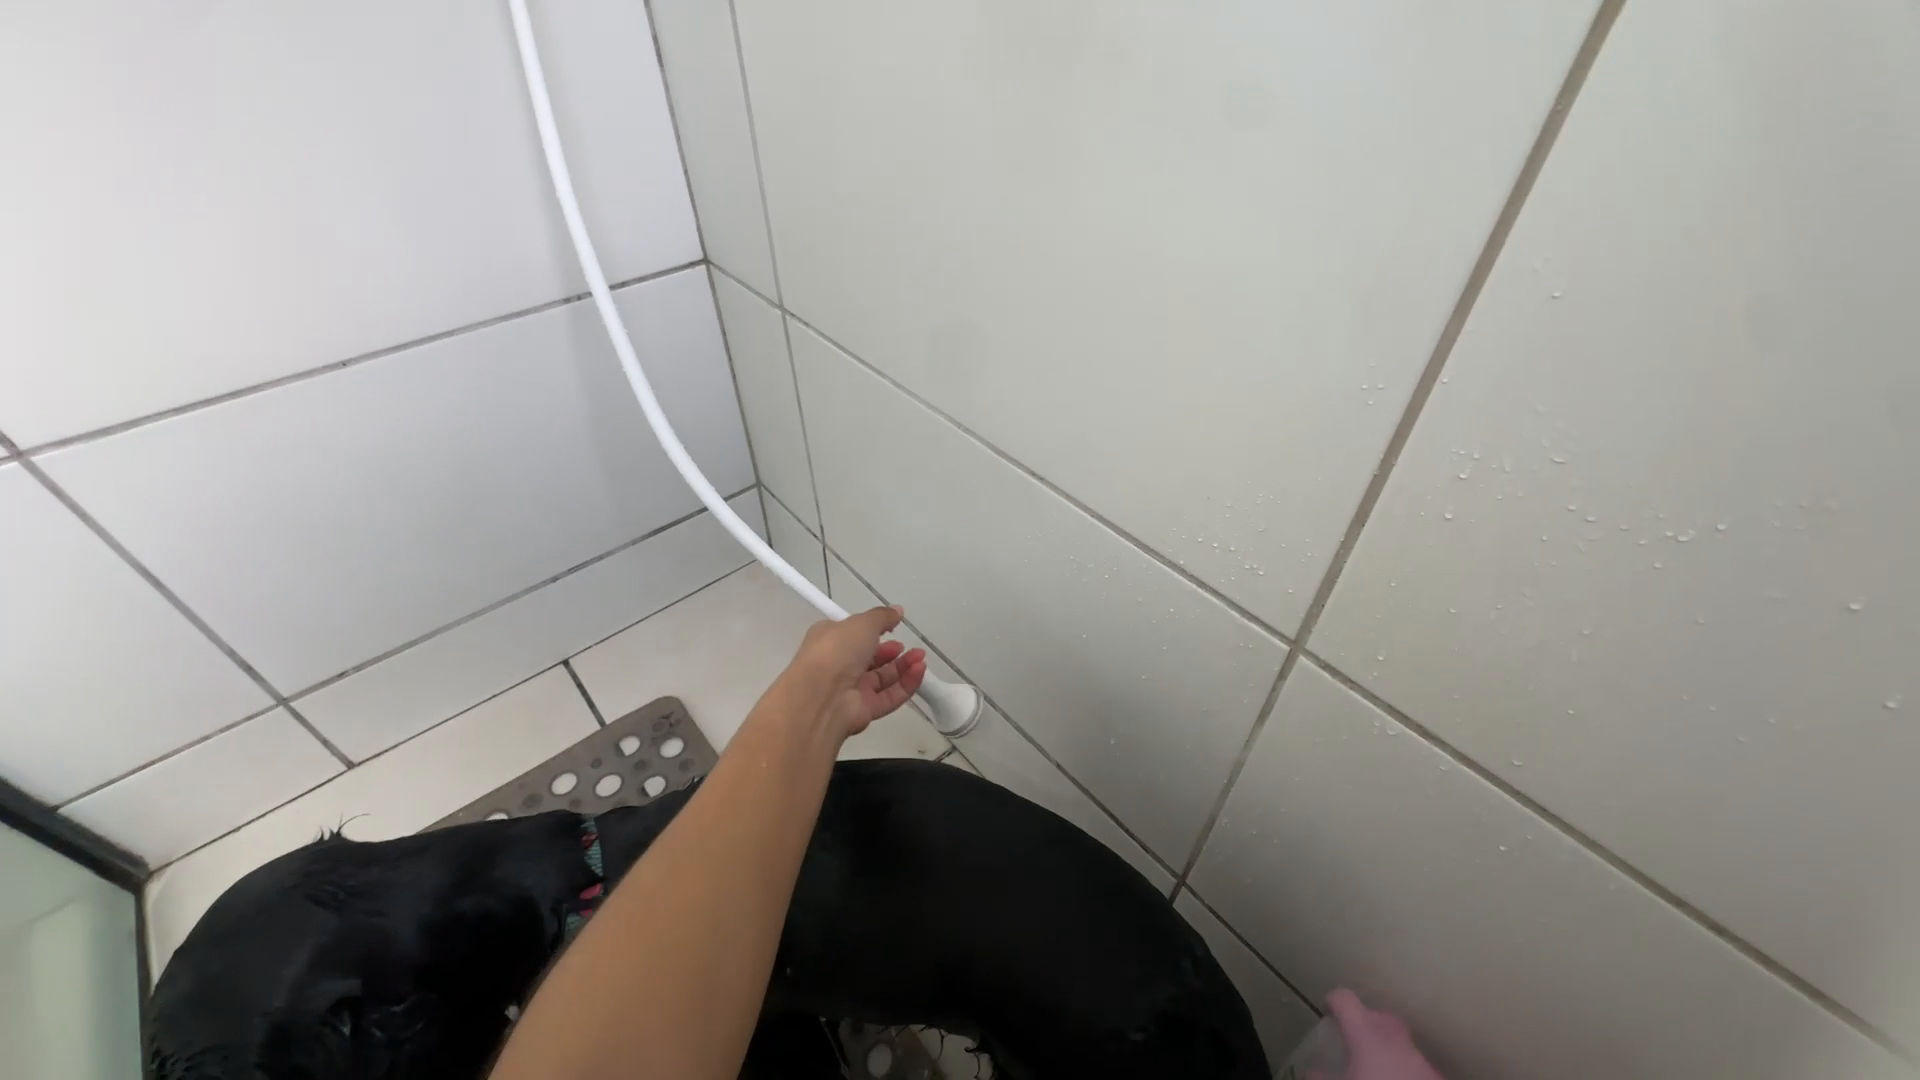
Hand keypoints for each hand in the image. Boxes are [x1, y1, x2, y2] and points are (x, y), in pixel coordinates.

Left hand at [780, 606, 927, 741]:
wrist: (821, 697)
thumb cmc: (836, 650)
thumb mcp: (862, 623)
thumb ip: (882, 616)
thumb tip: (897, 611)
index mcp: (829, 640)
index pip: (853, 634)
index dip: (873, 630)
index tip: (893, 626)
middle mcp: (838, 665)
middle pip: (870, 658)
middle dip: (892, 650)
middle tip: (909, 646)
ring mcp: (851, 690)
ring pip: (882, 678)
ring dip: (903, 666)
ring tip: (920, 657)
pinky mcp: (864, 710)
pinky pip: (889, 696)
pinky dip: (906, 684)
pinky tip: (920, 671)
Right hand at [1307, 989, 1445, 1079]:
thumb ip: (1319, 1077)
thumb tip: (1313, 1071)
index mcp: (1365, 1034)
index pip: (1345, 999)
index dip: (1333, 1002)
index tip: (1327, 1014)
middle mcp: (1394, 1038)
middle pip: (1378, 1016)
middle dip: (1365, 1024)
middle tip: (1353, 1043)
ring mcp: (1420, 1060)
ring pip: (1401, 1042)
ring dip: (1387, 1049)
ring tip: (1376, 1071)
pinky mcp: (1437, 1078)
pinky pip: (1418, 1067)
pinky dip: (1406, 1071)